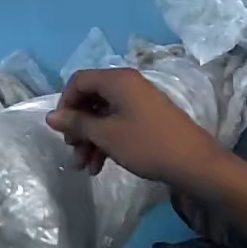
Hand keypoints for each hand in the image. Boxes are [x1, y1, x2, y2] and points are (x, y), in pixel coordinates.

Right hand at [45, 67, 226, 186]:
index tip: (60, 130)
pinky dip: (106, 141)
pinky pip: (118, 123)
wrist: (195, 163)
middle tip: (73, 150)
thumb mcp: (107, 136)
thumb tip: (51, 116)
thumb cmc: (148, 145)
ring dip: (90, 139)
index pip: (79, 80)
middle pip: (91, 98)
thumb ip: (77, 124)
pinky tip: (99, 166)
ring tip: (84, 167)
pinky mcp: (147, 117)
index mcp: (118, 80)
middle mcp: (128, 84)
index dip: (65, 103)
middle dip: (78, 126)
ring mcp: (139, 101)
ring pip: (103, 114)